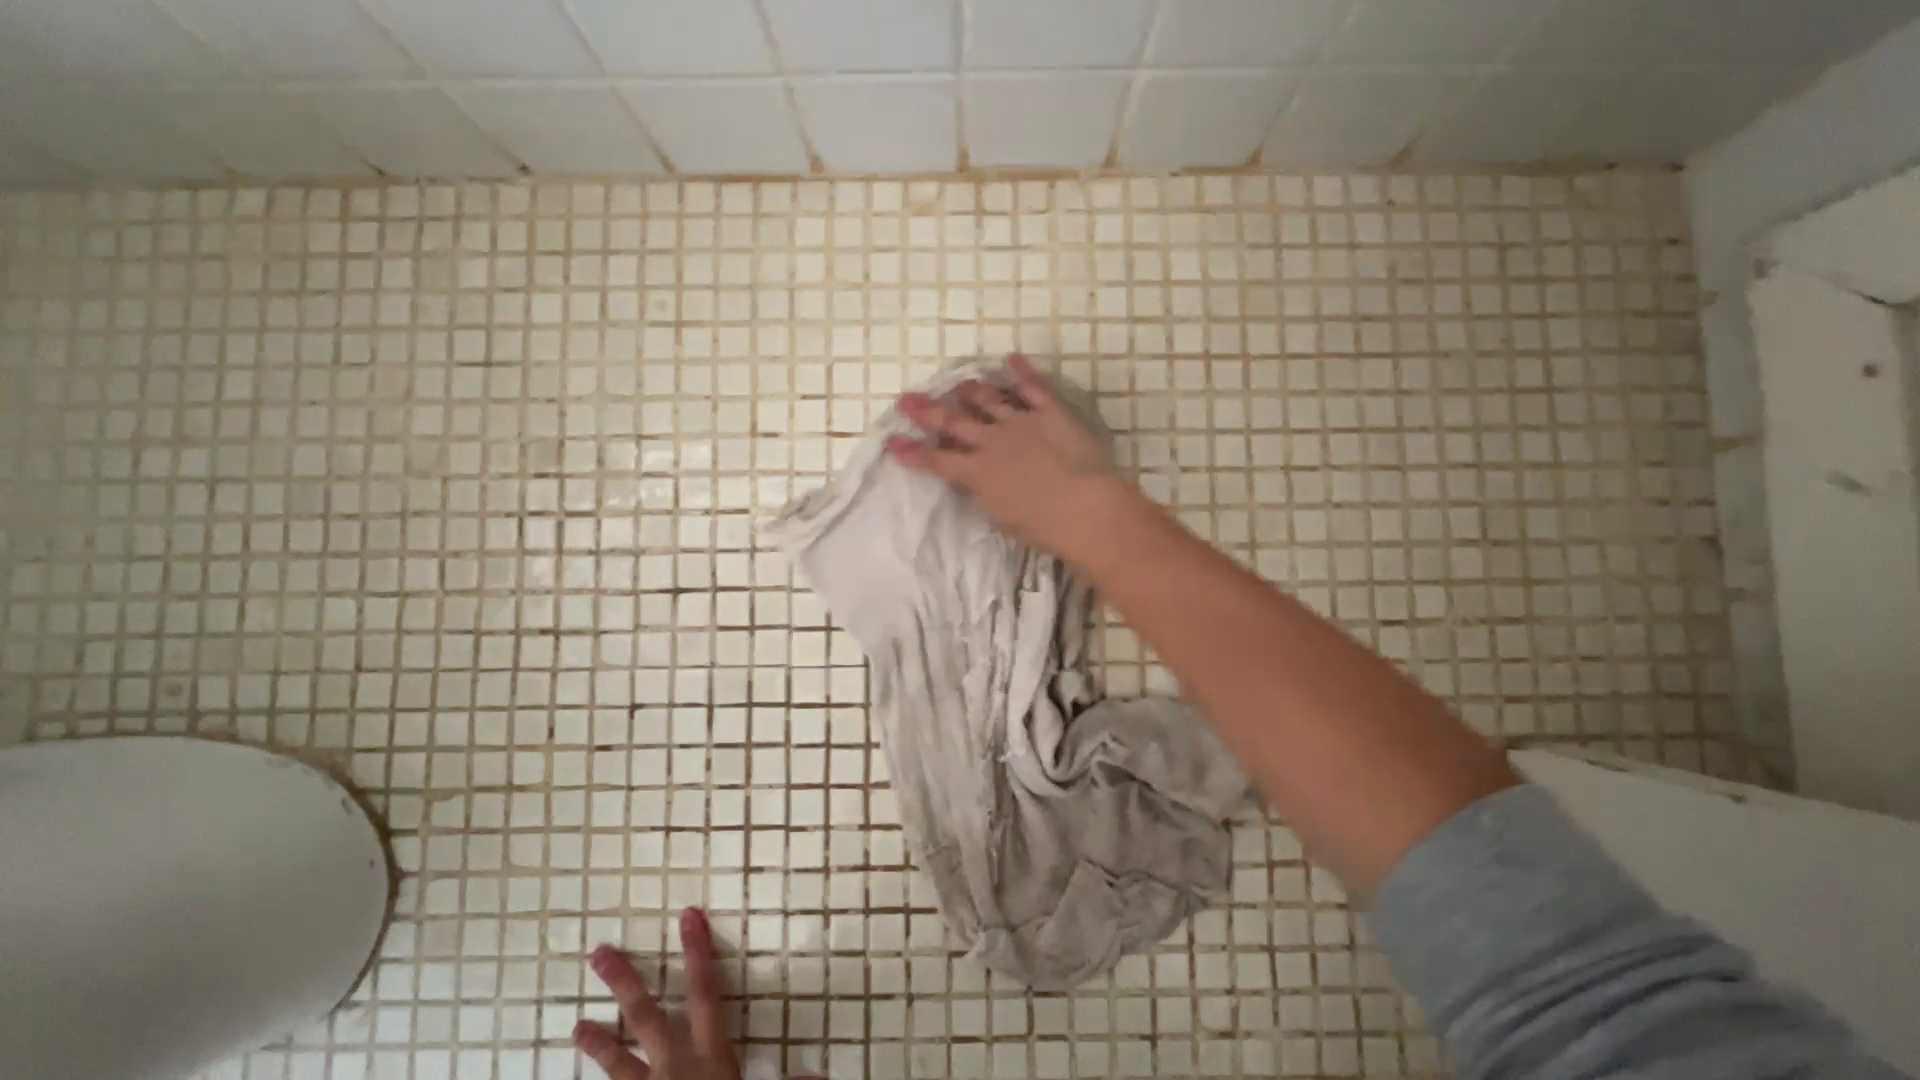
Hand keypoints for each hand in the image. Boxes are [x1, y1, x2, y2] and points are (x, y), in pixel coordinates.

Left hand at [574, 908, 740, 1079]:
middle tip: (599, 953)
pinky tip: (591, 1070)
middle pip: (646, 1016)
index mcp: (709, 1056)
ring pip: (618, 1061)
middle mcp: (672, 1067)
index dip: (699, 952)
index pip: (707, 993)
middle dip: (624, 983)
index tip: (688, 915)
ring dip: (599, 1042)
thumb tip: (820, 1075)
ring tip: (576, 1025)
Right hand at [887, 353, 1152, 562]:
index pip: (935, 460)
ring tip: (960, 384)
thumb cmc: (1043, 527)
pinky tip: (1011, 358)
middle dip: (927, 411)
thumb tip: (977, 481)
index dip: (911, 452)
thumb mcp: (1000, 517)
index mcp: (977, 473)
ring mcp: (1021, 422)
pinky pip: (1033, 387)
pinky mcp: (1051, 412)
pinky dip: (1021, 371)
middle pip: (953, 422)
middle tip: (907, 400)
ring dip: (972, 391)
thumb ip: (984, 494)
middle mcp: (992, 442)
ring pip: (988, 400)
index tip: (892, 442)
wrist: (1083, 507)